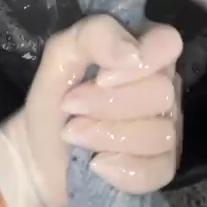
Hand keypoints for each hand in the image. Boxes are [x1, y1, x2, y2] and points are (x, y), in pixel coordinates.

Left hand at [0, 15, 182, 206]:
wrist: (38, 158)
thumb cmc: (53, 99)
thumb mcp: (61, 55)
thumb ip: (95, 35)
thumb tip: (134, 54)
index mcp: (142, 52)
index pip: (168, 43)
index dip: (144, 59)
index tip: (102, 77)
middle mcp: (161, 86)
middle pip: (162, 92)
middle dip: (107, 104)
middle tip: (72, 107)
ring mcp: (166, 128)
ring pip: (161, 133)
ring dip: (107, 136)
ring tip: (76, 135)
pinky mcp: (162, 168)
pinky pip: (159, 171)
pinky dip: (123, 170)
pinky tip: (98, 165)